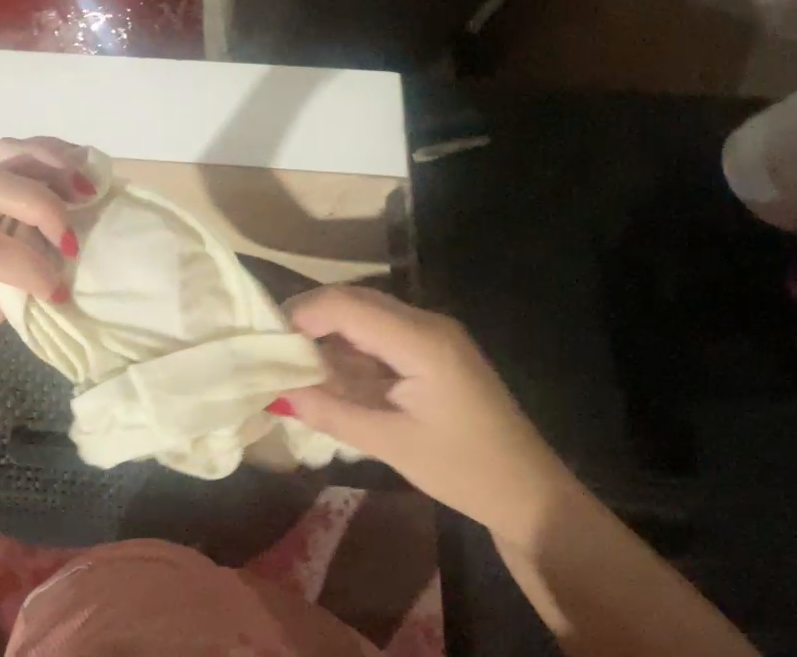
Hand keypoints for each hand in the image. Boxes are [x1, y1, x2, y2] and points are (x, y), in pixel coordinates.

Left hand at [0, 137, 88, 348]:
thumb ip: (14, 283)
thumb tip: (56, 255)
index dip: (31, 267)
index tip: (59, 291)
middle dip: (43, 206)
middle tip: (73, 236)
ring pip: (5, 154)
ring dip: (52, 164)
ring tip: (86, 187)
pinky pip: (15, 152)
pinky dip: (50, 152)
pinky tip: (78, 166)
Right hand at [281, 286, 581, 546]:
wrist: (532, 496)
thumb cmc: (465, 471)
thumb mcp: (391, 445)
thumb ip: (331, 412)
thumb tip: (275, 392)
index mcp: (421, 341)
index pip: (345, 305)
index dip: (300, 315)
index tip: (264, 342)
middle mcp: (426, 323)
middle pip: (352, 301)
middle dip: (308, 320)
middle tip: (270, 350)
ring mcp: (432, 335)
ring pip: (364, 315)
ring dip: (328, 334)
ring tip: (293, 365)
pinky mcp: (433, 351)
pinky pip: (380, 335)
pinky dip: (349, 349)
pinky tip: (330, 376)